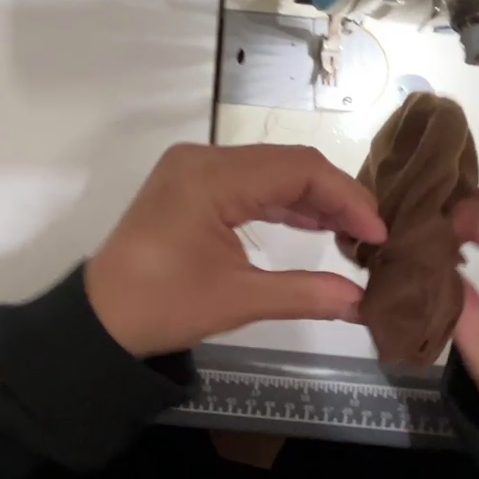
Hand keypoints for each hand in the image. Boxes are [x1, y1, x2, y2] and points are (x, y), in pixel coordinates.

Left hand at [86, 144, 387, 356]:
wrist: (99, 319)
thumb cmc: (161, 306)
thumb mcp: (238, 300)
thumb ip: (305, 294)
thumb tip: (361, 303)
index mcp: (211, 177)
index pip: (297, 169)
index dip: (346, 197)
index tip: (378, 233)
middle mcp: (202, 159)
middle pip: (285, 164)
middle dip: (332, 196)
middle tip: (370, 234)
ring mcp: (192, 168)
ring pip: (267, 171)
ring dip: (307, 199)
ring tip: (349, 232)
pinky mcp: (188, 184)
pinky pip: (245, 182)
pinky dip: (278, 202)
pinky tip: (311, 224)